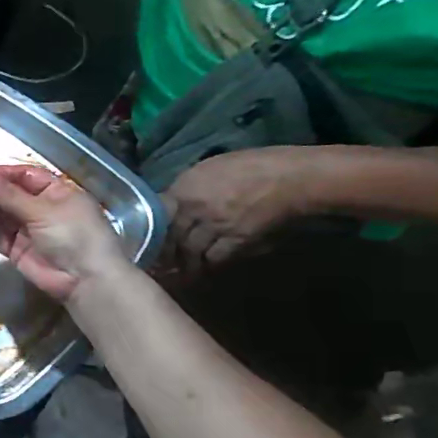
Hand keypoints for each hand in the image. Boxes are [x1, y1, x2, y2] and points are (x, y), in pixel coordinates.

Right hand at [0, 164, 131, 301]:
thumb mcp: (43, 210)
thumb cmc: (72, 234)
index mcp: (56, 192)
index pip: (25, 176)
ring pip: (1, 215)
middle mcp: (41, 209)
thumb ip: (10, 195)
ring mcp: (29, 231)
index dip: (3, 174)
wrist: (85, 280)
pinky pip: (0, 237)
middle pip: (10, 195)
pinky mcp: (19, 251)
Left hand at [163, 146, 322, 270]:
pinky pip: (215, 258)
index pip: (156, 214)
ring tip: (180, 271)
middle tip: (159, 263)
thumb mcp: (208, 169)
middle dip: (164, 252)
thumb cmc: (251, 166)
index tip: (147, 240)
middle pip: (170, 237)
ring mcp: (215, 226)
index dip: (151, 230)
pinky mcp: (237, 240)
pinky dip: (209, 263)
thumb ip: (186, 187)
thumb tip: (172, 204)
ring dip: (184, 262)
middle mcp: (194, 208)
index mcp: (185, 188)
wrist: (291, 177)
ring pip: (189, 251)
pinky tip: (207, 266)